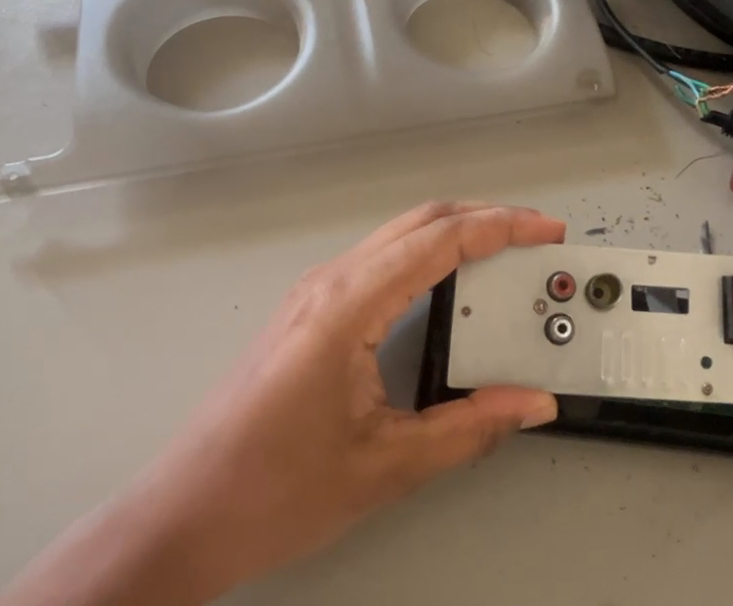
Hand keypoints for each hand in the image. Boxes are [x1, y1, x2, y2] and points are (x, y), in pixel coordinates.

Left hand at [0, 203, 563, 605]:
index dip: (501, 227)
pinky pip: (379, 262)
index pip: (439, 241)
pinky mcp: (307, 315)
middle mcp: (328, 285)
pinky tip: (447, 286)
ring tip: (503, 259)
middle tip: (535, 238)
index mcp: (347, 306)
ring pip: (397, 238)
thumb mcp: (388, 464)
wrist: (186, 514)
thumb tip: (533, 405)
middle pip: (419, 222)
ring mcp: (313, 296)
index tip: (546, 230)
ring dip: (454, 236)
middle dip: (484, 219)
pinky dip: (425, 258)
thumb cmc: (274, 489)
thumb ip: (470, 428)